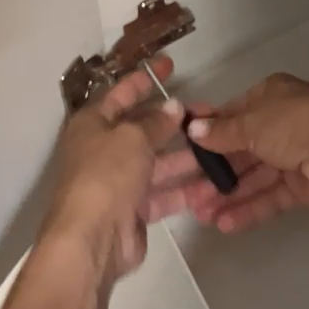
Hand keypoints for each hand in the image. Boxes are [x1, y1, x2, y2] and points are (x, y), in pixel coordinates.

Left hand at [40, 56, 204, 281]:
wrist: (90, 242)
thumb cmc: (106, 175)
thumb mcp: (133, 137)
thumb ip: (156, 121)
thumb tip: (174, 107)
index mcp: (92, 124)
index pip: (120, 93)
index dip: (144, 78)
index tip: (169, 66)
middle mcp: (103, 150)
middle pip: (142, 129)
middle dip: (173, 123)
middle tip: (206, 114)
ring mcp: (118, 182)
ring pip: (157, 163)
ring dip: (185, 158)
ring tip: (218, 149)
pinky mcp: (133, 211)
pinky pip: (163, 193)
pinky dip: (185, 189)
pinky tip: (213, 184)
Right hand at [173, 73, 308, 233]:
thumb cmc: (293, 123)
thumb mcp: (251, 123)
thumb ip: (222, 131)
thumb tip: (192, 129)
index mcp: (272, 96)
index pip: (235, 114)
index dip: (212, 133)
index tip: (187, 151)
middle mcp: (283, 122)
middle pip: (244, 149)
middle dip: (217, 172)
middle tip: (189, 195)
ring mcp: (295, 155)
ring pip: (256, 176)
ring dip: (229, 195)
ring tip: (201, 216)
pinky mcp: (305, 185)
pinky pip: (272, 196)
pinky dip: (250, 208)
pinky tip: (225, 224)